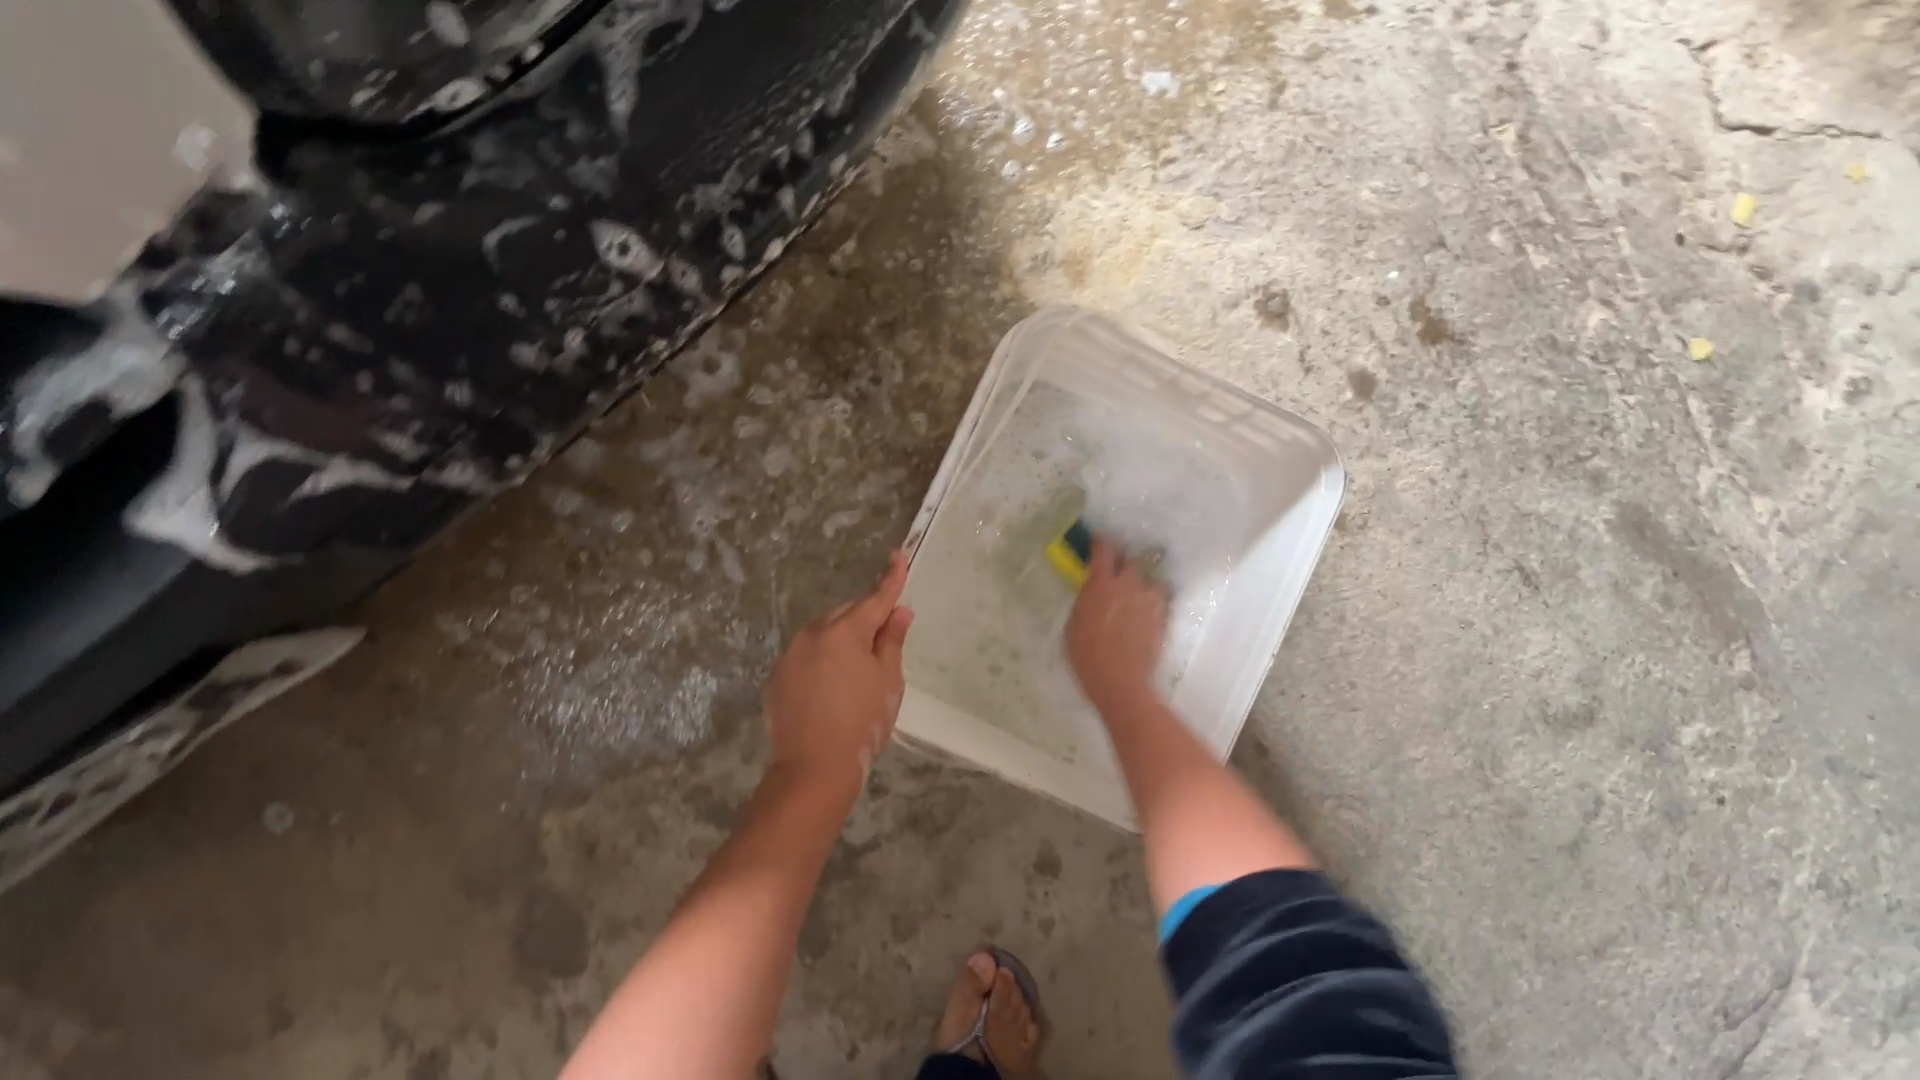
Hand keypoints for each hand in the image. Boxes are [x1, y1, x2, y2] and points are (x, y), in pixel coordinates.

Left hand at [764, 550, 914, 792]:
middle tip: (884, 639)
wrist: (812, 768)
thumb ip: (891, 642)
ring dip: (841, 641)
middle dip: (865, 620)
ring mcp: (790, 655)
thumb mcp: (887, 682)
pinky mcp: (777, 677)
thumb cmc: (861, 724)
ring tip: (857, 672)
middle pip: (846, 615)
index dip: (891, 578)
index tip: (898, 555)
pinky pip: (806, 657)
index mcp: (844, 631)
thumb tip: (898, 612)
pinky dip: (822, 661)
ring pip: (823, 635)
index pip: (875, 598)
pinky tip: (831, 689)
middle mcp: (812, 634)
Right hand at [1067, 538, 1168, 710]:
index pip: (1104, 550)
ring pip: (1150, 578)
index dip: (1100, 541)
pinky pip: (1160, 598)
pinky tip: (1146, 610)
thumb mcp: (1073, 625)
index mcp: (1101, 585)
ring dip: (1141, 581)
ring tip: (1135, 592)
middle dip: (1123, 560)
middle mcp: (1128, 585)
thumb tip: (1090, 591)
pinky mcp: (1162, 616)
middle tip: (1116, 568)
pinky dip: (1153, 599)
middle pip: (1131, 559)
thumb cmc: (1087, 656)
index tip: (1097, 540)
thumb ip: (1085, 601)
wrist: (1120, 682)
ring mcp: (1149, 600)